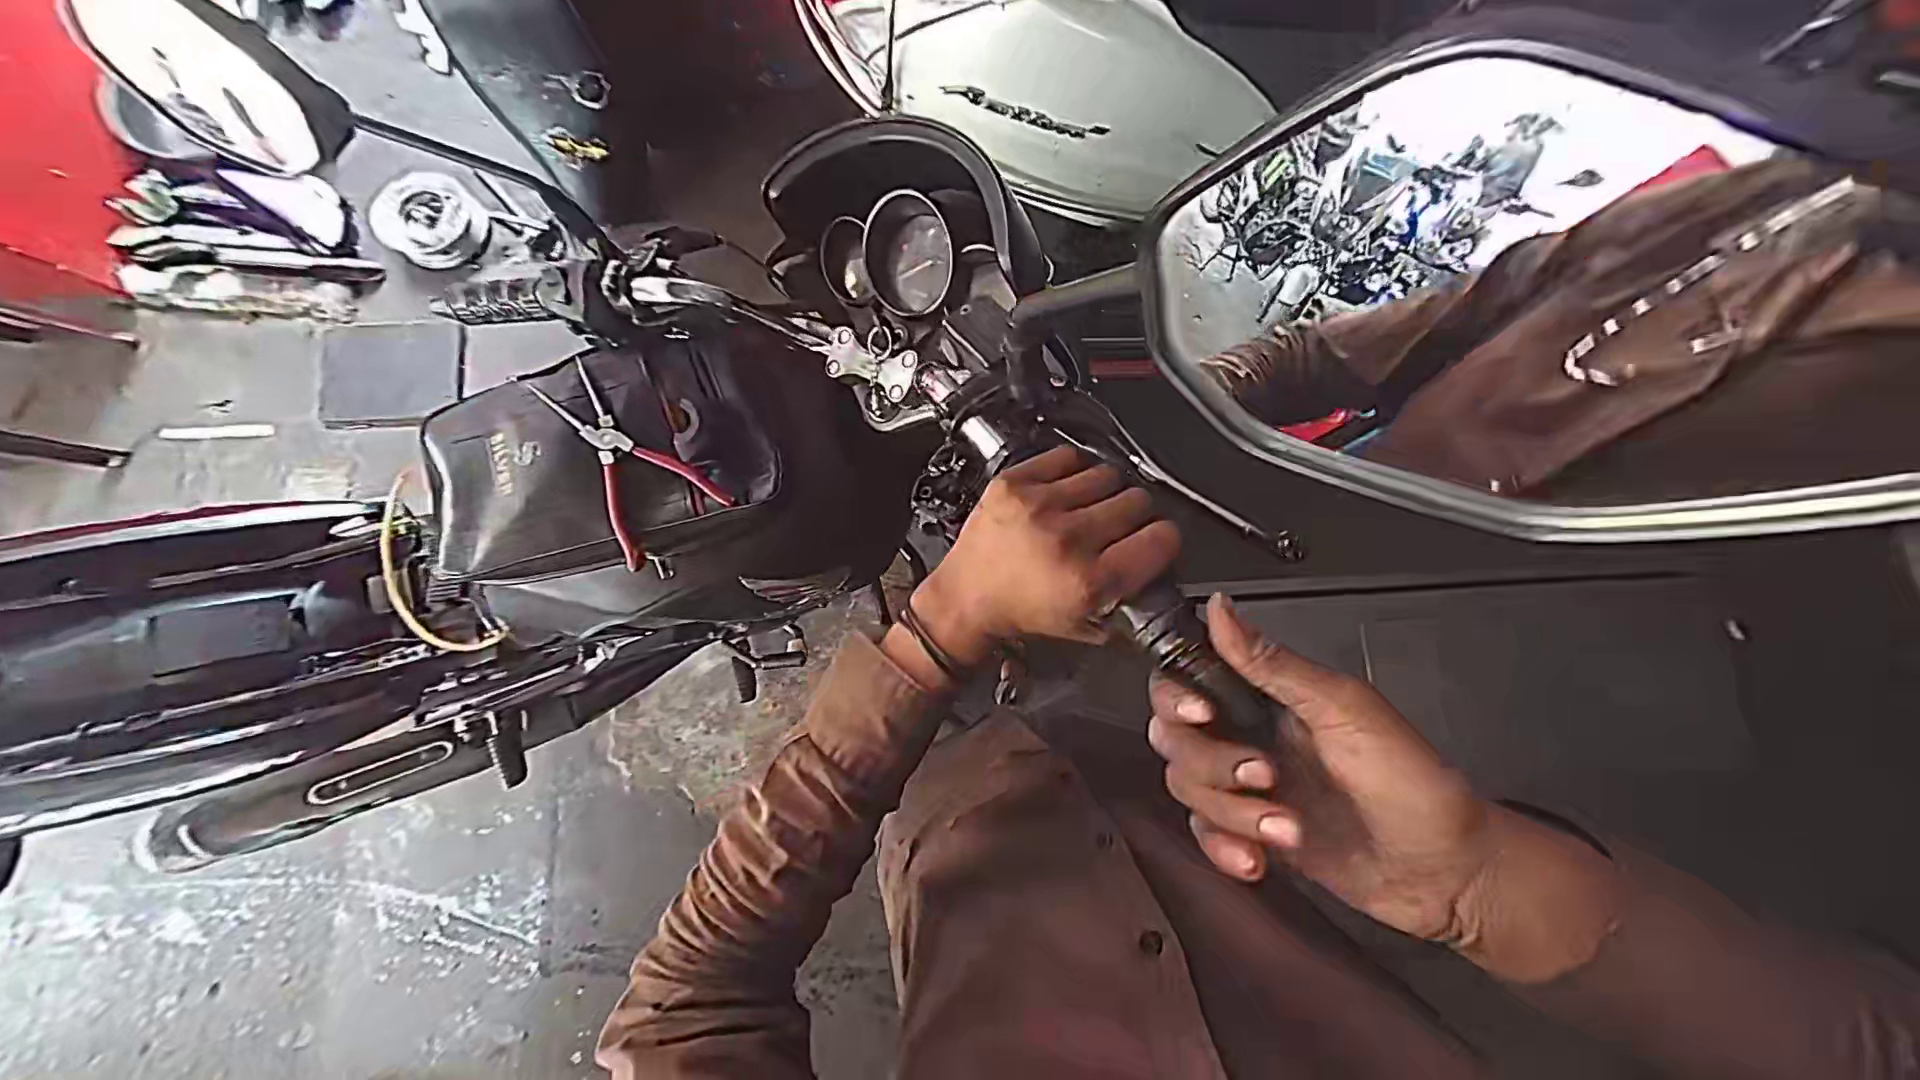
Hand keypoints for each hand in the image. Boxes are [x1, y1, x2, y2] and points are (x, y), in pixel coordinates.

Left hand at [893, 446, 1180, 684]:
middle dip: (1135, 516)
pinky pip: (1068, 457)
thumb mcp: (1086, 624)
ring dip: (1105, 492)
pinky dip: (1072, 471)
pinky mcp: (1015, 483)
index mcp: (1089, 582)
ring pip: (1107, 475)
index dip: (1163, 539)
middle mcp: (1066, 540)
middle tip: (1116, 528)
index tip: (1155, 540)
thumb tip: (1160, 557)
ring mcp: (1038, 506)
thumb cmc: (1020, 611)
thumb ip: (1131, 595)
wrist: (966, 598)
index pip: (1162, 538)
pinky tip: (1065, 491)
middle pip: (1138, 501)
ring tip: (1088, 510)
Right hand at [1150, 595, 1490, 941]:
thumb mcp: (1345, 709)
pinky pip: (1201, 831)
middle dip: (1211, 762)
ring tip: (1285, 826)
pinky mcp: (1247, 828)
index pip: (1183, 679)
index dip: (1177, 696)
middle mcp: (1243, 733)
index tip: (1204, 714)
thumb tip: (1222, 610)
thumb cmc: (1413, 782)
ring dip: (1231, 812)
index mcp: (1261, 695)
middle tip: (1263, 775)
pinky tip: (1258, 856)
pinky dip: (1223, 847)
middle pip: (1171, 734)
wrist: (1449, 873)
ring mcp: (1243, 783)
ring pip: (1184, 784)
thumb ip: (1274, 663)